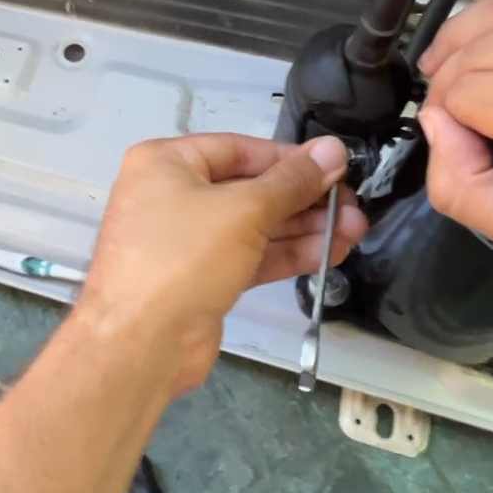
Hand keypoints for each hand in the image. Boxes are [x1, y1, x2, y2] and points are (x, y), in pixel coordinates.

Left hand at [78, 134, 367, 395]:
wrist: (140, 344)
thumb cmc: (183, 257)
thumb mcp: (243, 210)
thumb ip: (292, 182)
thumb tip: (332, 149)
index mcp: (165, 162)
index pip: (238, 148)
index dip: (288, 158)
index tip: (333, 167)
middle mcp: (170, 194)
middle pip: (248, 187)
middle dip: (302, 198)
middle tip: (351, 206)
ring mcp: (185, 239)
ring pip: (252, 225)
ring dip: (301, 228)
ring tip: (352, 231)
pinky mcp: (200, 277)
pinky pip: (247, 255)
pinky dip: (284, 254)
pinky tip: (327, 253)